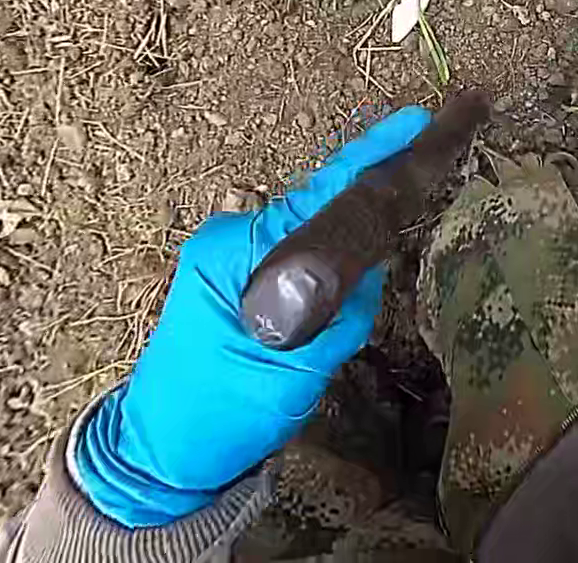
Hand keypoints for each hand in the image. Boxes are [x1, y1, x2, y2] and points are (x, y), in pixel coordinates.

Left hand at [71, 106, 431, 527]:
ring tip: (361, 278)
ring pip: (315, 227)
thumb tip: (375, 264)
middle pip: (322, 201)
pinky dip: (328, 261)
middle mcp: (235, 236)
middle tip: (418, 187)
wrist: (159, 455)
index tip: (416, 122)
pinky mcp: (238, 269)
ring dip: (347, 241)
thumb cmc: (223, 416)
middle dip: (369, 200)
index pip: (323, 192)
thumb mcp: (297, 370)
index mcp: (241, 251)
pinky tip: (337, 293)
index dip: (374, 154)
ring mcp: (233, 250)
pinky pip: (300, 248)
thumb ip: (343, 311)